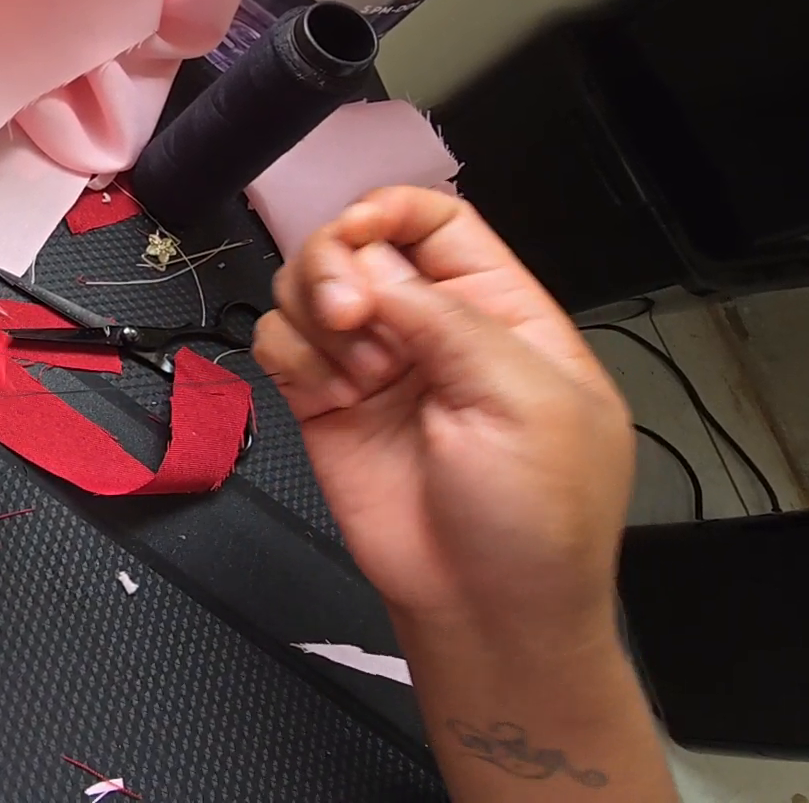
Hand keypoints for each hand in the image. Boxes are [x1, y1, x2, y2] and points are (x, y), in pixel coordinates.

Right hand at [252, 187, 633, 643]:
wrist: (473, 598)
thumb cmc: (534, 511)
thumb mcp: (525, 403)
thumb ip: (445, 320)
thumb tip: (367, 263)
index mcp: (492, 309)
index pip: (433, 221)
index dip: (386, 210)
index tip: (354, 232)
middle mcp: (419, 322)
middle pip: (348, 246)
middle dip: (333, 269)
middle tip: (349, 317)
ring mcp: (362, 356)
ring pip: (301, 289)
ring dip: (313, 322)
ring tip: (354, 379)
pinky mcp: (314, 390)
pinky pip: (274, 339)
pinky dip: (288, 358)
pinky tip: (327, 398)